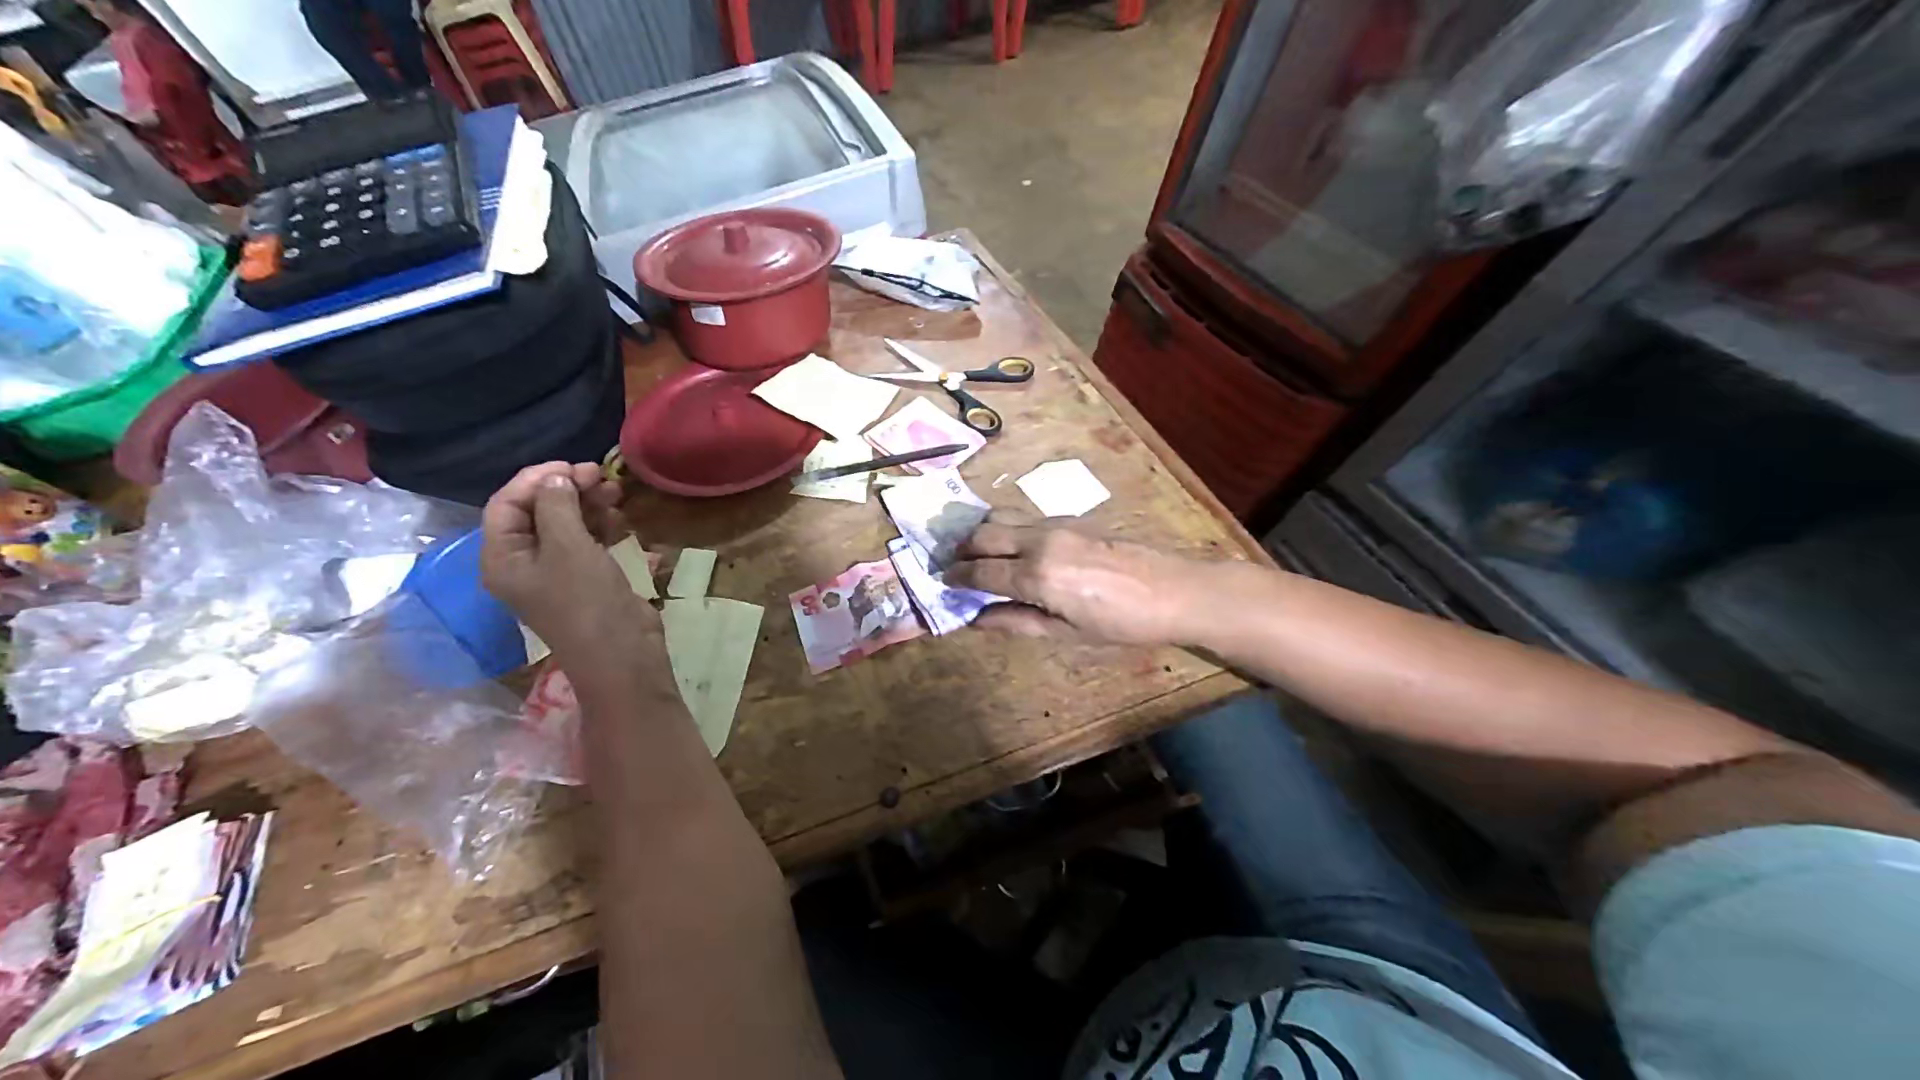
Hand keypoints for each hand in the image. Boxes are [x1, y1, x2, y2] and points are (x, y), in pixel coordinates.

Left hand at [480, 462, 654, 660]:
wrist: (622, 653)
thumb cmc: (587, 599)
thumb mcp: (568, 546)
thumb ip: (557, 505)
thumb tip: (556, 477)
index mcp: (503, 557)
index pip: (506, 504)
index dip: (536, 479)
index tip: (573, 466)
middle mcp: (523, 562)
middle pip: (537, 511)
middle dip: (566, 489)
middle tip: (600, 475)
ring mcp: (556, 572)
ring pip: (566, 524)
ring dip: (588, 504)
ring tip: (616, 492)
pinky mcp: (586, 579)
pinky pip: (587, 542)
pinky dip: (601, 525)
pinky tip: (620, 517)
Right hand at [945, 511, 1215, 645]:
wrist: (1172, 591)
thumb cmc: (1121, 624)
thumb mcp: (1065, 633)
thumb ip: (1016, 621)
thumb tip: (976, 619)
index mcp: (1036, 576)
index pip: (980, 572)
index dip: (956, 578)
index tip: (942, 581)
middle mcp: (1038, 542)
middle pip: (983, 535)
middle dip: (961, 550)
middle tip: (951, 565)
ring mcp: (1055, 525)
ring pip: (1001, 517)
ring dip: (981, 533)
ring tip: (974, 552)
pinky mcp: (1069, 519)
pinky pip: (1023, 517)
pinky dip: (1004, 527)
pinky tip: (1008, 546)